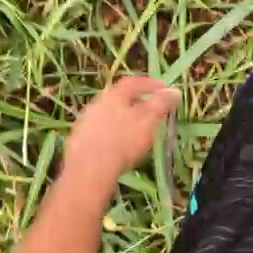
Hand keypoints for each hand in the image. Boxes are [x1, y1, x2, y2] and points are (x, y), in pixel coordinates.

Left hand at [65, 76, 181, 181]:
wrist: (90, 170)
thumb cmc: (123, 141)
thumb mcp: (149, 120)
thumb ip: (162, 103)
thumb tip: (174, 90)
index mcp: (114, 95)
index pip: (133, 83)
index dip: (150, 84)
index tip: (164, 88)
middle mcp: (96, 104)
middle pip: (119, 98)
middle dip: (137, 102)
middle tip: (152, 110)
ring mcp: (85, 123)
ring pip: (109, 115)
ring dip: (123, 119)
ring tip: (137, 130)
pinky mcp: (78, 141)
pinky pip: (100, 131)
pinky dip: (113, 133)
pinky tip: (119, 145)